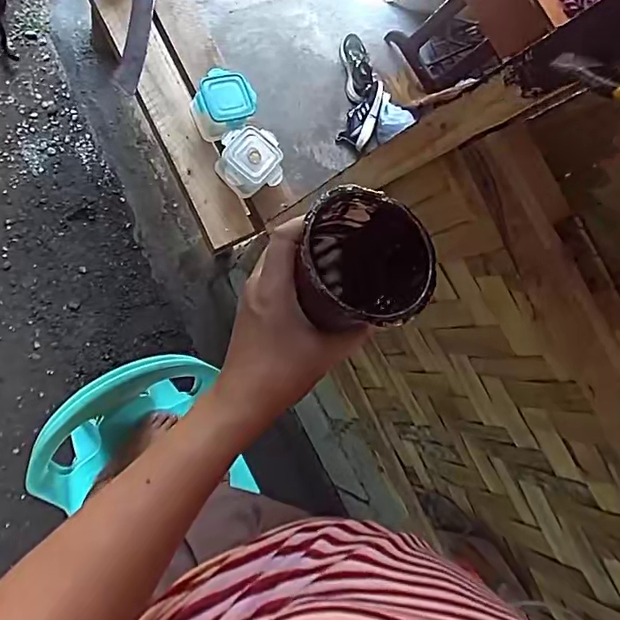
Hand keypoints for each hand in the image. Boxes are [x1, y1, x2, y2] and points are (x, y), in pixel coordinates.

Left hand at [213, 219, 371, 427]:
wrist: (242, 399)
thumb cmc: (280, 374)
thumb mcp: (326, 353)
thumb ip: (355, 334)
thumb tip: (377, 319)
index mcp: (272, 286)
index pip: (281, 236)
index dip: (305, 221)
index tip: (332, 220)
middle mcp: (257, 284)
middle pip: (277, 243)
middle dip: (306, 234)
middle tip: (338, 237)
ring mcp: (251, 295)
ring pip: (273, 259)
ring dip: (297, 252)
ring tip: (330, 254)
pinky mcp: (251, 307)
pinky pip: (270, 275)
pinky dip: (290, 269)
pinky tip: (312, 281)